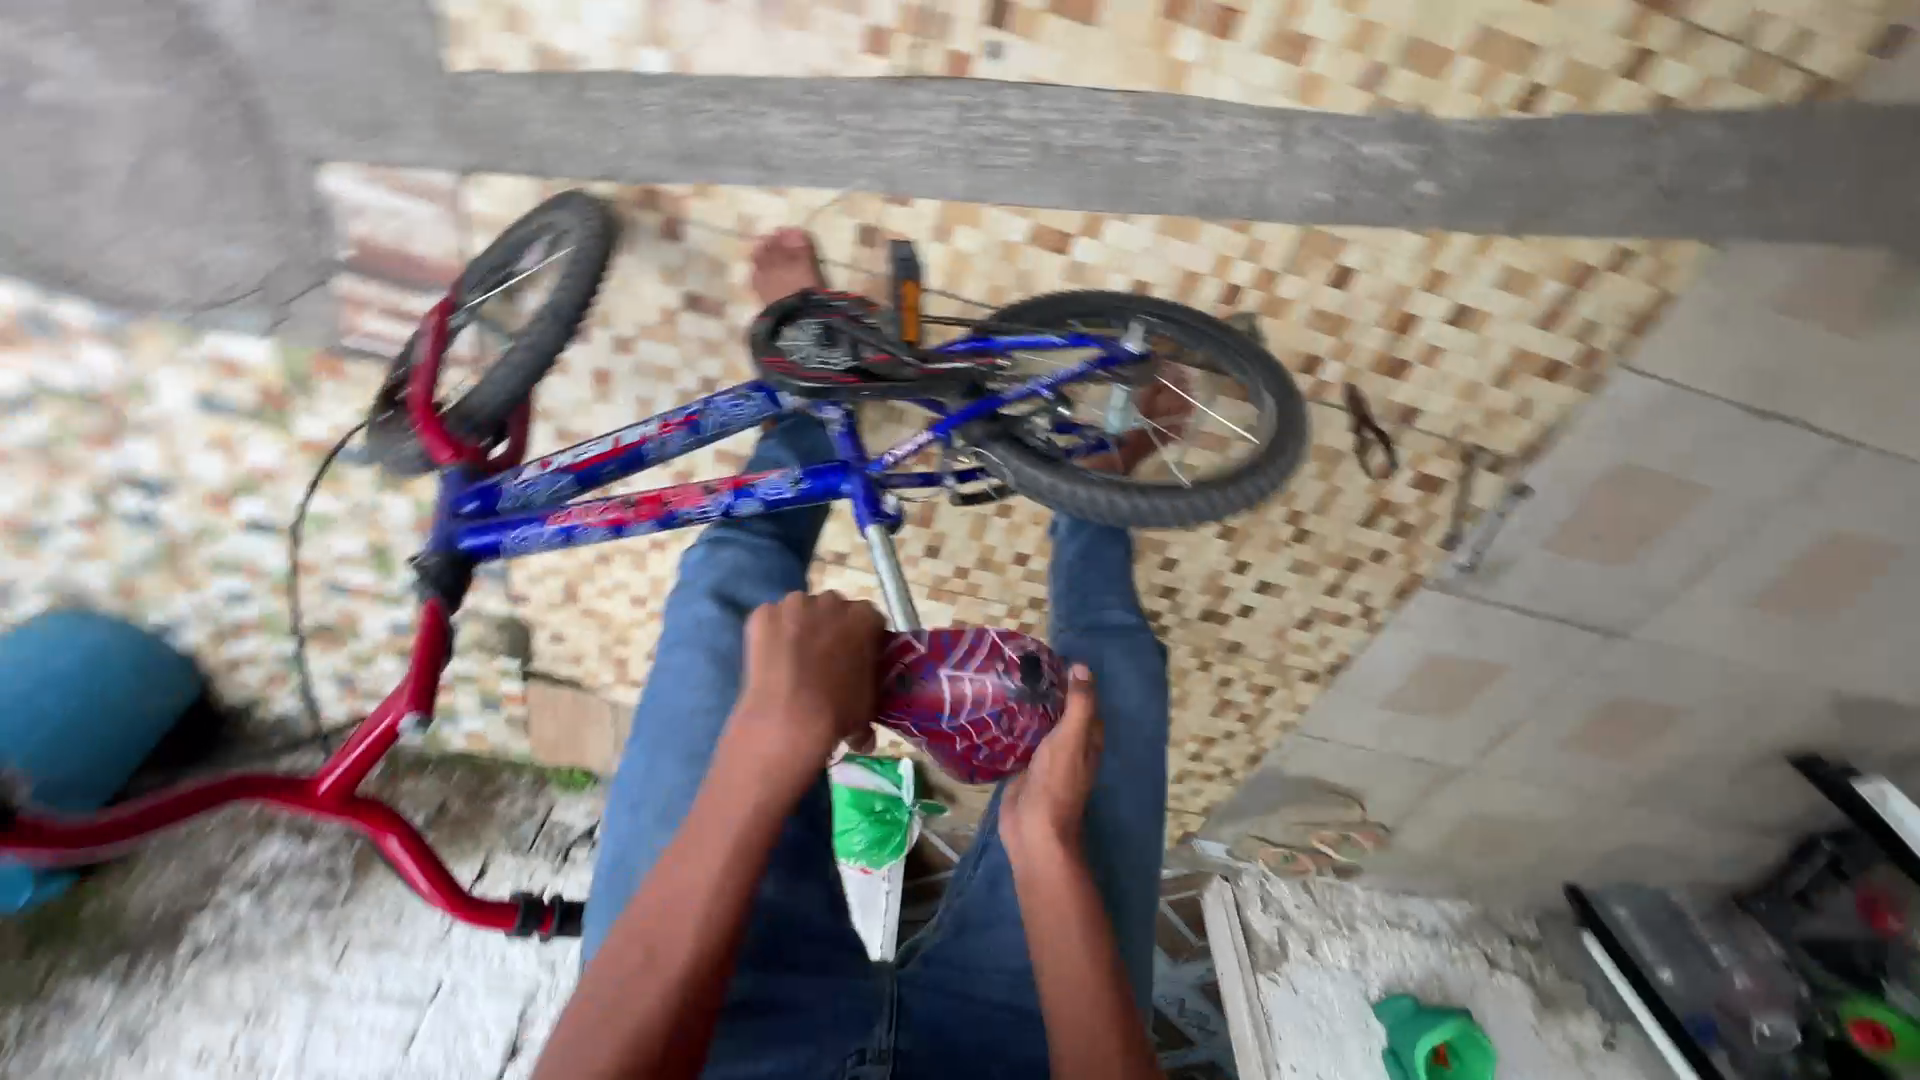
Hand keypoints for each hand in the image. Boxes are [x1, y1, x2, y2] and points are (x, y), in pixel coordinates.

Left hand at [722, 590, 886, 800]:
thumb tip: (864, 736)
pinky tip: (771, 659)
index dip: (862, 637)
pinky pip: (770, 620)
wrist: (788, 718)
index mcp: (864, 618)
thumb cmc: (837, 711)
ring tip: (794, 659)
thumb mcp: (865, 709)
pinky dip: (770, 634)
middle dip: (830, 626)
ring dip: (800, 626)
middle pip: (834, 608)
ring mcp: (794, 605)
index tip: (856, 655)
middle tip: (825, 657)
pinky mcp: (762, 614)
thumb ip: (867, 705)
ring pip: (800, 610)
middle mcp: (831, 601)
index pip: (869, 619)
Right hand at [1000, 664, 1102, 857]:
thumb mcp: (1072, 737)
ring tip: (1002, 680)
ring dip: (1024, 707)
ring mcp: (1044, 757)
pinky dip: (1009, 726)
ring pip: (1036, 725)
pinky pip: (1018, 740)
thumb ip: (1079, 704)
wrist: (1033, 826)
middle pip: (1058, 711)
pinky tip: (993, 710)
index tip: (1048, 658)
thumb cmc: (1058, 781)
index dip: (1071, 680)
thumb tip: (1081, 668)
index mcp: (1086, 738)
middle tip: (1018, 665)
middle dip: (1043, 691)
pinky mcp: (1022, 766)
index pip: (1083, 701)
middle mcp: (1068, 745)